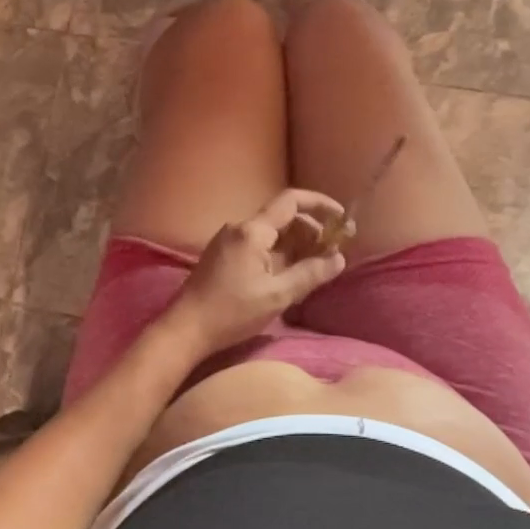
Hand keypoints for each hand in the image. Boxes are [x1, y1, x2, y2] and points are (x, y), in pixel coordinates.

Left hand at [159, 189, 348, 356]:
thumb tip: (339, 258)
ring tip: (316, 264)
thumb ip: (310, 274)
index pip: (291, 201)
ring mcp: (228, 239)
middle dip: (311, 230)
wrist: (186, 327)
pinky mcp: (223, 253)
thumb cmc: (232, 312)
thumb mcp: (277, 296)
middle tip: (333, 252)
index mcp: (252, 231)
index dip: (320, 204)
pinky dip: (278, 250)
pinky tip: (290, 271)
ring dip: (295, 242)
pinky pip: (257, 242)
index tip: (343, 217)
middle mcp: (239, 227)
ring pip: (270, 231)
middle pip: (282, 216)